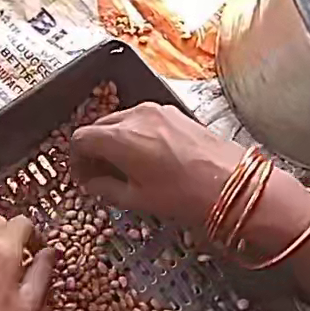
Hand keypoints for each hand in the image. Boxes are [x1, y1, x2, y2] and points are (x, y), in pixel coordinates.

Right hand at [69, 103, 244, 231]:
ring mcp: (156, 110)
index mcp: (120, 137)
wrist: (233, 184)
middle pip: (99, 126)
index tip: (82, 175)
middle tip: (98, 174)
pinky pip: (142, 119)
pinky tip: (145, 156)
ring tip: (123, 167)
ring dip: (113, 140)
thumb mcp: (137, 199)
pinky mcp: (174, 112)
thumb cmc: (184, 195)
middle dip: (94, 149)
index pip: (80, 138)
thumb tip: (93, 183)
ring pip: (120, 121)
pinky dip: (134, 134)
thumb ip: (106, 188)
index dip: (76, 158)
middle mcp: (135, 116)